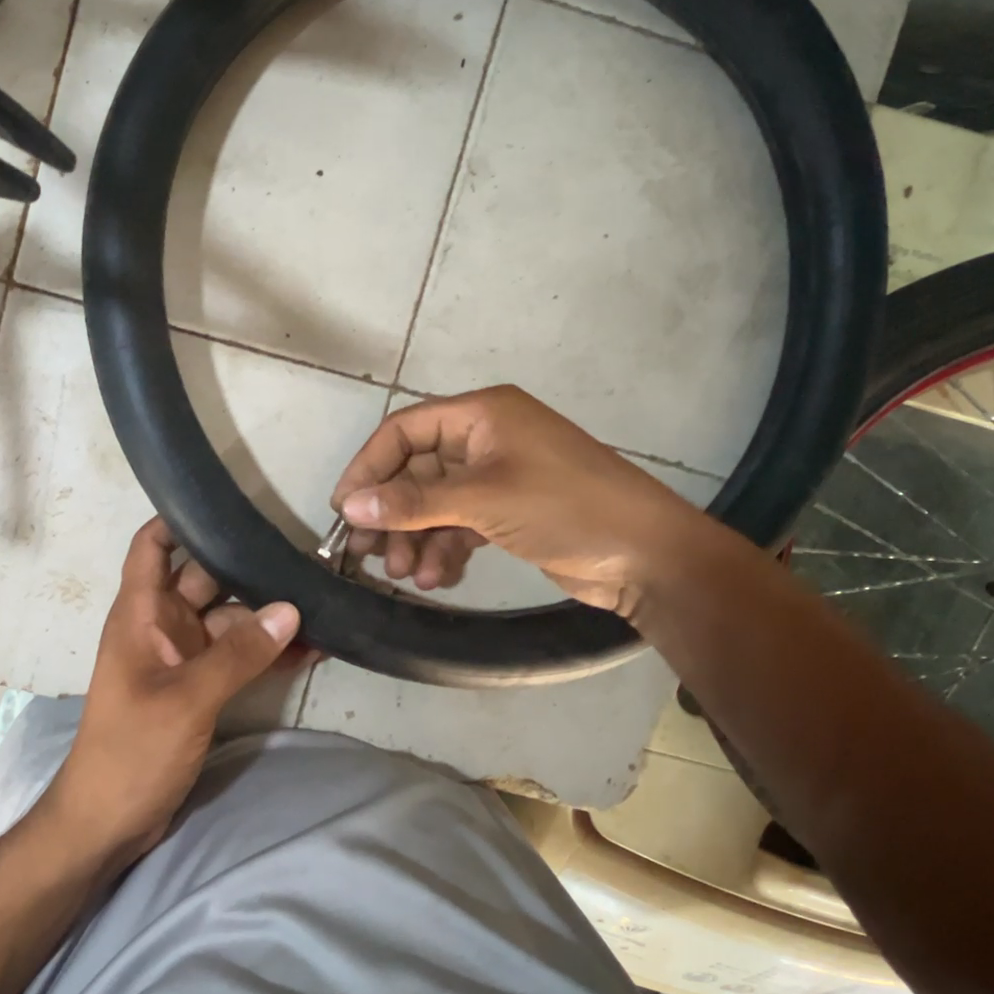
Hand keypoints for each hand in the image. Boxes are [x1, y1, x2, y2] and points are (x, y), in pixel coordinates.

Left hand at [43, 519, 301, 863]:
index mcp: (140, 613)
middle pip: (204, 578)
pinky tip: (312, 647)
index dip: (180, 518)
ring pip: (228, 620)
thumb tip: (290, 608)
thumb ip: (238, 653)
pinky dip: (266, 652)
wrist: (108, 820)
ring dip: (267, 615)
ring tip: (323, 601)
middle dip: (248, 566)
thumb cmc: (132, 749)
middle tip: (306, 554)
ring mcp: (181, 658)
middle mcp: (160, 626)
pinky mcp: (198, 688)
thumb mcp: (187, 698)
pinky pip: (236, 658)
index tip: (230, 501)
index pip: (152, 546)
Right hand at [330, 386, 711, 615]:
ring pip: (434, 502)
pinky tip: (436, 578)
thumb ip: (412, 502)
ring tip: (404, 576)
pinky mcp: (508, 510)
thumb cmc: (566, 509)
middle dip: (392, 513)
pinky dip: (443, 548)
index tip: (344, 509)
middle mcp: (485, 438)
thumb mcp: (483, 501)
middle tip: (367, 553)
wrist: (649, 555)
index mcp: (481, 414)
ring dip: (415, 538)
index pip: (403, 431)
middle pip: (415, 471)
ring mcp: (498, 475)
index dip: (368, 468)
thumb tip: (350, 505)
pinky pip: (458, 523)